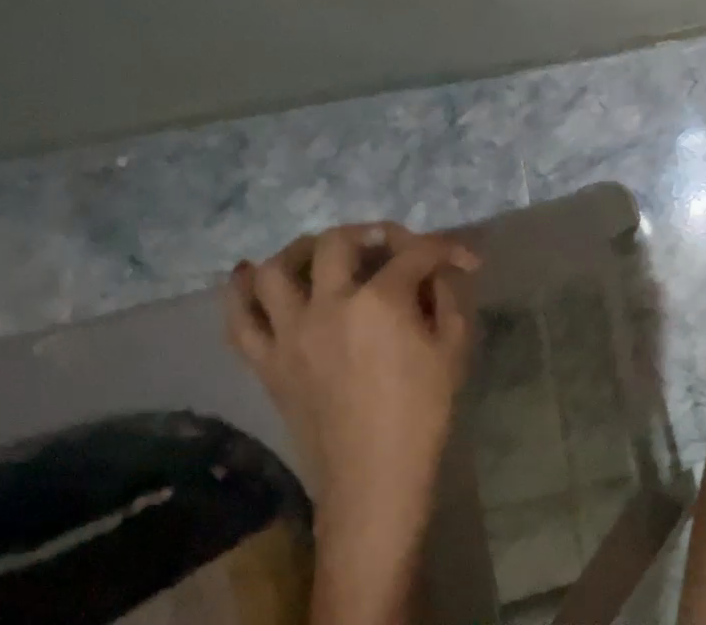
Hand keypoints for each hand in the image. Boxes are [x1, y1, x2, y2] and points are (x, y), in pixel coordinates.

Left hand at [224, 223, 478, 544]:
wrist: (373, 472)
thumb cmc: (424, 409)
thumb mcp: (455, 346)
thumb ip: (448, 296)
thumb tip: (438, 271)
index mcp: (380, 300)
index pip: (416, 252)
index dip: (447, 249)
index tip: (466, 261)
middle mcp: (328, 304)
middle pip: (338, 243)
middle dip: (372, 233)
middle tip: (392, 246)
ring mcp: (289, 333)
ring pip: (274, 270)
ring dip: (301, 252)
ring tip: (324, 255)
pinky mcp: (267, 361)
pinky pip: (239, 319)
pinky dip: (241, 292)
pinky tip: (250, 276)